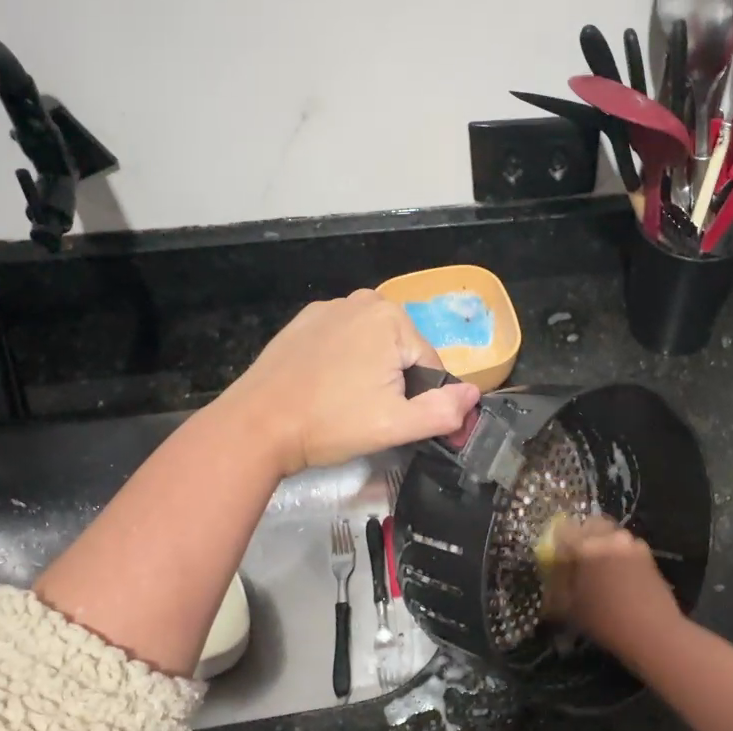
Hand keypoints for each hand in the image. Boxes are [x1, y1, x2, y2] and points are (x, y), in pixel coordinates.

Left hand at [222, 289, 480, 474]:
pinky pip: (344, 344)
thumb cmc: (331, 424)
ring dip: (371, 375)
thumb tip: (473, 395)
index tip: (393, 420)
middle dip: (395, 383)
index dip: (420, 399)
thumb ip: (443, 410)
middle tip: (368, 415)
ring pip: (374, 348)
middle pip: (403, 352)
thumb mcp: (396, 426)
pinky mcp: (304, 323)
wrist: (258, 425)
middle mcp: (363, 302)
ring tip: (345, 405)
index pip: (431, 366)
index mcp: (391, 320)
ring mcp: (329, 309)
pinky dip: (344, 366)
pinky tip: (326, 390)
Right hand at [543, 515, 683, 651]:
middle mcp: (610, 537)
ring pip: (610, 534)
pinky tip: (618, 579)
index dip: (558, 544)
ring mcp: (633, 544)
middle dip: (581, 538)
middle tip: (578, 562)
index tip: (557, 560)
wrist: (654, 632)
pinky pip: (626, 546)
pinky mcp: (648, 555)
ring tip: (600, 573)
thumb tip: (552, 573)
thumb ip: (556, 585)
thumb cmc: (605, 621)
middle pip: (590, 525)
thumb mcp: (569, 608)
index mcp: (586, 546)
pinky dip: (618, 555)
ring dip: (602, 545)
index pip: (564, 530)